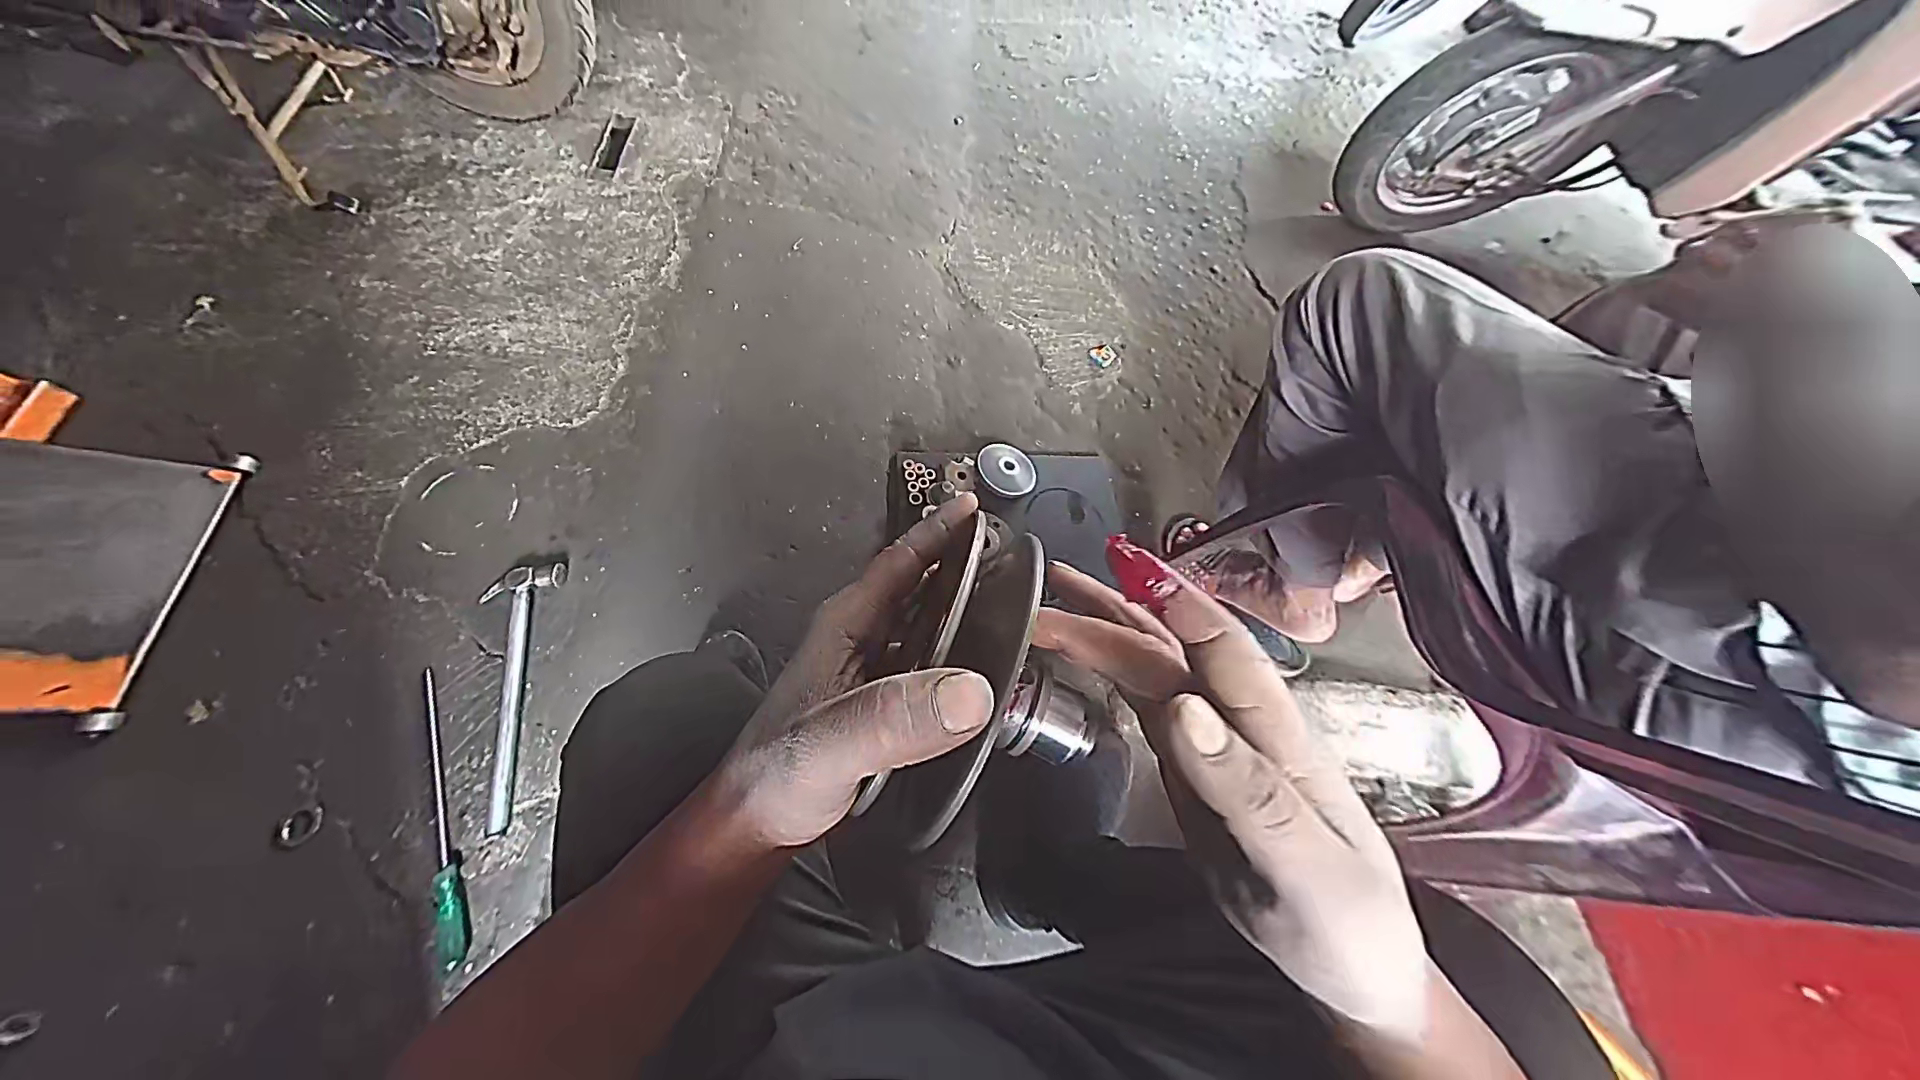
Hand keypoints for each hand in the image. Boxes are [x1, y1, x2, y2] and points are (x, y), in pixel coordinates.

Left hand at [712, 494, 995, 847]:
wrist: (756, 824)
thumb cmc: (773, 778)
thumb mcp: (831, 743)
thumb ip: (893, 717)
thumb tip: (966, 691)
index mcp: (844, 628)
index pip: (898, 563)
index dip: (937, 532)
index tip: (972, 509)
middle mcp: (860, 642)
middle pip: (918, 587)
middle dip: (959, 565)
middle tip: (1003, 555)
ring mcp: (873, 673)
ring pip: (926, 624)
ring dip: (962, 610)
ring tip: (1003, 606)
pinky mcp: (884, 704)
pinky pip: (930, 664)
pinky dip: (958, 656)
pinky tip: (980, 670)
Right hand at [1034, 543, 1429, 1041]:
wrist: (1344, 963)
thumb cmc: (1341, 920)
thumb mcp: (1303, 866)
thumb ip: (1245, 785)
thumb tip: (1185, 709)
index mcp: (1277, 734)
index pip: (1226, 651)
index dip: (1180, 606)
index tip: (1132, 570)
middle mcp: (1239, 720)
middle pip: (1171, 651)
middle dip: (1112, 614)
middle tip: (1053, 589)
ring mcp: (1210, 737)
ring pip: (1152, 664)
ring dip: (1107, 625)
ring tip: (1060, 595)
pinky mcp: (1187, 759)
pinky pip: (1143, 697)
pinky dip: (1110, 666)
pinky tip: (1089, 647)